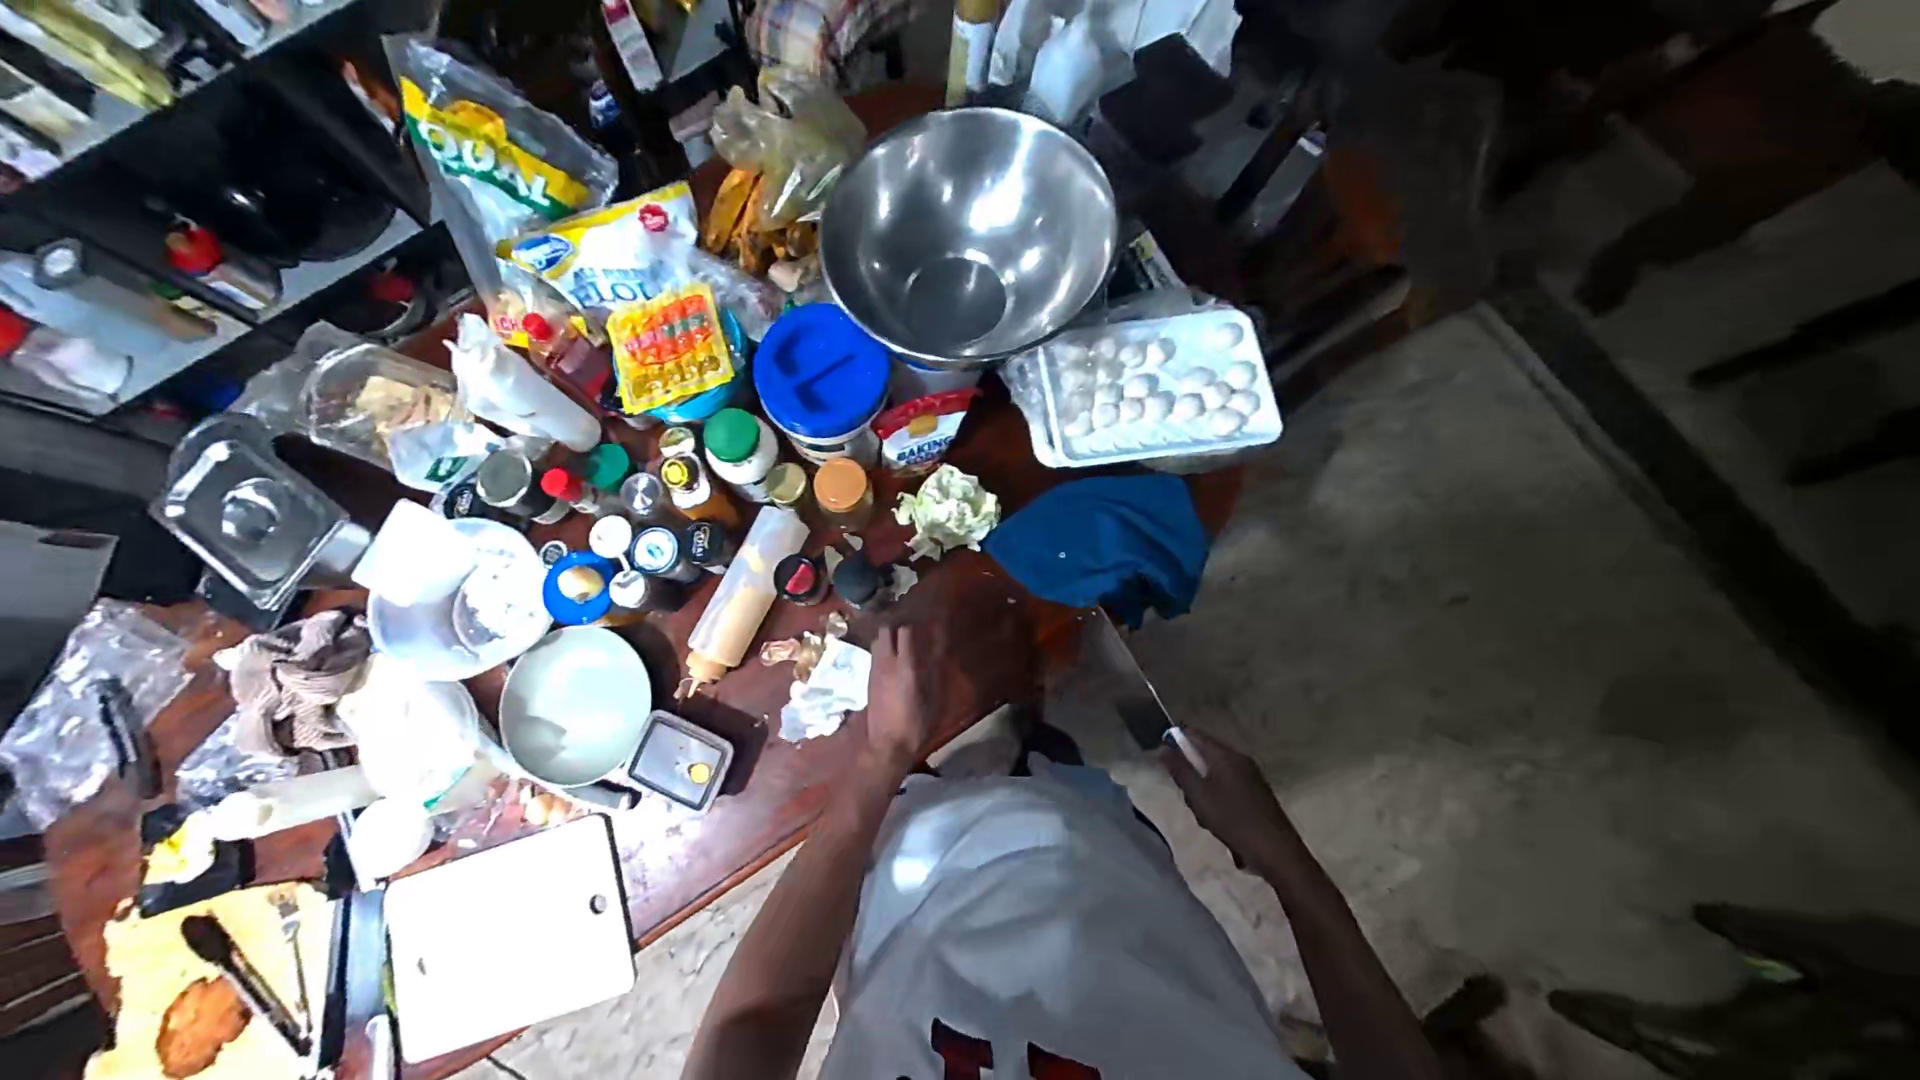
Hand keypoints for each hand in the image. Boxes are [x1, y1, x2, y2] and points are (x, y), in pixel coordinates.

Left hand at [860, 623, 940, 770]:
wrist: (887, 744)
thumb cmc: (916, 722)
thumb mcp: (933, 695)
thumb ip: (935, 667)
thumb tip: (940, 646)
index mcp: (905, 666)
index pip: (906, 631)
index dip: (917, 620)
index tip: (929, 615)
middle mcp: (886, 663)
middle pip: (886, 629)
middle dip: (898, 622)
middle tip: (913, 623)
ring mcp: (874, 669)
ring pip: (878, 639)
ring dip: (888, 634)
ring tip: (902, 637)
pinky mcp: (868, 678)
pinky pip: (875, 652)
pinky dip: (884, 647)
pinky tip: (894, 654)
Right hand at [1159, 729, 1297, 872]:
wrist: (1277, 852)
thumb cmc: (1233, 820)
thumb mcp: (1198, 795)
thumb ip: (1180, 770)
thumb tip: (1163, 747)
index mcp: (1225, 755)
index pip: (1194, 734)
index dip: (1175, 741)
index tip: (1164, 759)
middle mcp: (1240, 760)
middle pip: (1204, 755)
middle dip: (1191, 773)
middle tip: (1188, 797)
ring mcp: (1251, 776)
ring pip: (1214, 774)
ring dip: (1203, 790)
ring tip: (1205, 815)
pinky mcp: (1257, 793)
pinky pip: (1228, 786)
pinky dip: (1218, 799)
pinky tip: (1219, 822)